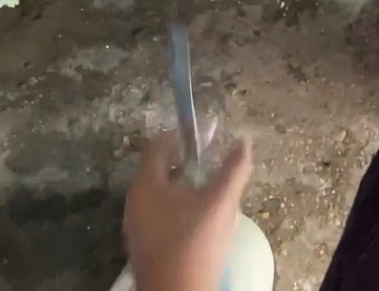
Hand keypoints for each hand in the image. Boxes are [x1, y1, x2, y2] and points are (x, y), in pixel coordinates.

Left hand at [124, 128, 252, 290]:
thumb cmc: (195, 243)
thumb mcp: (222, 201)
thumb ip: (235, 168)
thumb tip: (244, 141)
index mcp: (146, 186)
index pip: (158, 144)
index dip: (183, 133)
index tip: (209, 131)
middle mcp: (134, 203)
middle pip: (158, 167)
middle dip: (185, 157)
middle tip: (212, 154)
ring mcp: (136, 227)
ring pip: (159, 191)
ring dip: (183, 180)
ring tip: (211, 182)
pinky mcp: (144, 245)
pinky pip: (159, 211)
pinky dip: (178, 201)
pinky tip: (201, 211)